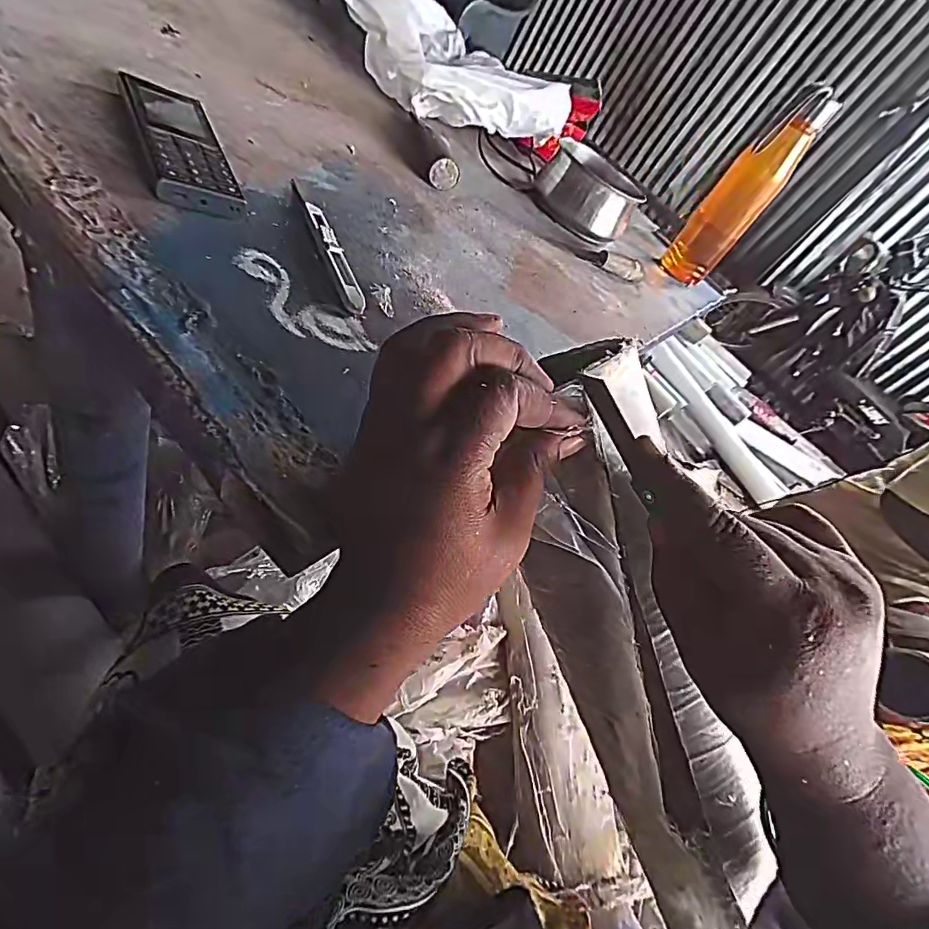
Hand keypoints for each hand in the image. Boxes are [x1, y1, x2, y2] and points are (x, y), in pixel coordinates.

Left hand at [313, 313, 582, 718]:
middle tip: (531, 375)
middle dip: (502, 351)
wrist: (378, 599)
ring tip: (493, 330)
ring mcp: (380, 425)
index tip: (562, 419)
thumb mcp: (507, 532)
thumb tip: (562, 432)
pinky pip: (389, 370)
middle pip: (451, 350)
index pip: (501, 394)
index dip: (540, 398)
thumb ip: (532, 469)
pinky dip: (422, 349)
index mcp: (450, 458)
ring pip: (410, 348)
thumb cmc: (448, 578)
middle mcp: (410, 429)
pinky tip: (450, 355)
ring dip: (455, 330)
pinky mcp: (365, 431)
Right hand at [630, 437, 884, 759]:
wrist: (823, 738)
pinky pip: (801, 527)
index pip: (718, 528)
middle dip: (700, 528)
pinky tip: (756, 562)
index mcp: (784, 608)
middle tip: (679, 551)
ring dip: (732, 536)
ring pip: (766, 524)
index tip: (648, 454)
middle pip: (740, 523)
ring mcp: (853, 575)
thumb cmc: (752, 700)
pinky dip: (767, 533)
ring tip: (727, 579)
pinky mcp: (861, 572)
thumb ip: (675, 576)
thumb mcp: (693, 642)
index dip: (676, 487)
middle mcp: (830, 583)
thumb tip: (664, 522)